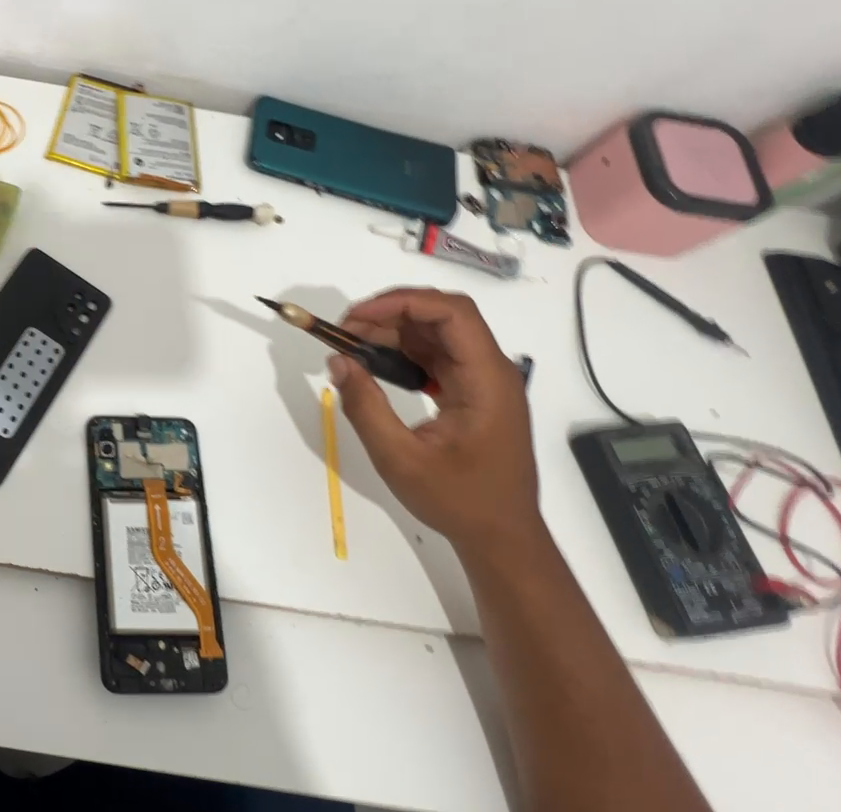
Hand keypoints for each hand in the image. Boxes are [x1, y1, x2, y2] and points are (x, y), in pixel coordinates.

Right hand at [329, 288, 541, 561]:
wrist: (502, 537)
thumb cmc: (458, 500)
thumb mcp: (400, 458)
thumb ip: (366, 407)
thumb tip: (338, 362)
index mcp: (486, 380)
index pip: (451, 314)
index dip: (402, 303)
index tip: (357, 318)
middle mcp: (490, 371)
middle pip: (442, 317)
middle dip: (390, 314)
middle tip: (346, 333)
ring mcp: (482, 382)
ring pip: (436, 334)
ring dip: (392, 332)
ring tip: (351, 348)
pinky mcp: (471, 393)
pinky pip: (436, 356)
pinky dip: (402, 353)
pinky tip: (373, 366)